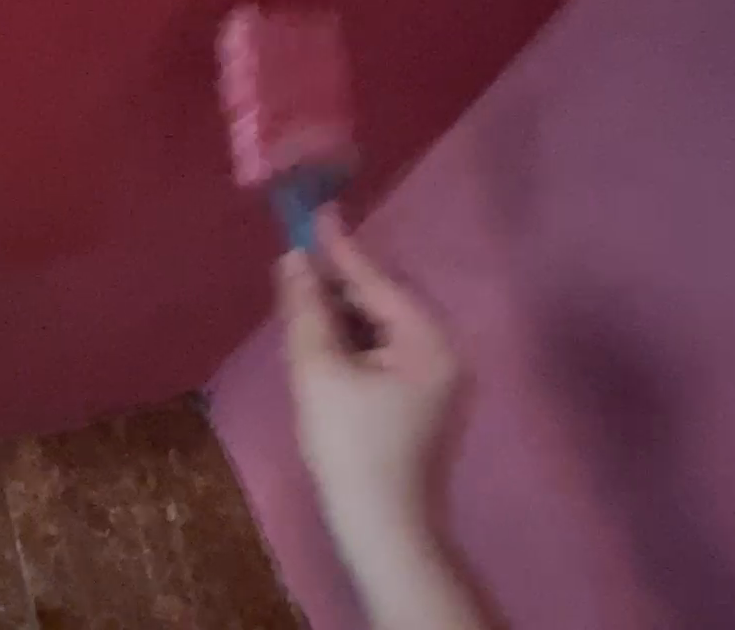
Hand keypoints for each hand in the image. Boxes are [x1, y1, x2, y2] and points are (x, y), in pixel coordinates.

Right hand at [275, 214, 459, 535]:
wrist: (383, 526)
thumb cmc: (349, 444)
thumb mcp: (317, 368)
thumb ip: (305, 306)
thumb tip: (293, 257)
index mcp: (426, 340)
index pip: (375, 278)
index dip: (338, 244)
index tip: (313, 208)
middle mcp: (441, 349)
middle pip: (381, 295)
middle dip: (336, 280)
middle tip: (293, 265)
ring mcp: (434, 373)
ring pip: (378, 320)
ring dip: (340, 308)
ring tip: (300, 301)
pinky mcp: (419, 392)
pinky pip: (381, 344)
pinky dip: (350, 334)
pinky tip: (321, 335)